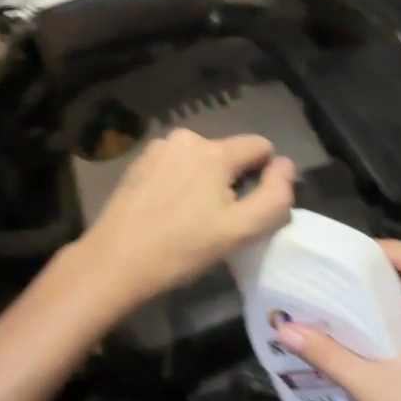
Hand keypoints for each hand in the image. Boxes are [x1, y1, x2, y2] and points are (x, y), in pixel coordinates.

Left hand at [71, 129, 294, 311]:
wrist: (114, 262)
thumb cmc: (182, 249)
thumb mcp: (240, 230)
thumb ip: (275, 196)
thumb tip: (286, 165)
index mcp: (214, 150)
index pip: (261, 147)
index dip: (264, 177)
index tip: (247, 210)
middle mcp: (186, 138)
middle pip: (229, 155)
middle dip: (231, 182)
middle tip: (216, 222)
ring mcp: (158, 148)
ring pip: (201, 161)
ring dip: (204, 183)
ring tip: (188, 220)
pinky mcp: (138, 162)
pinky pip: (175, 167)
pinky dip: (179, 184)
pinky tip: (166, 213)